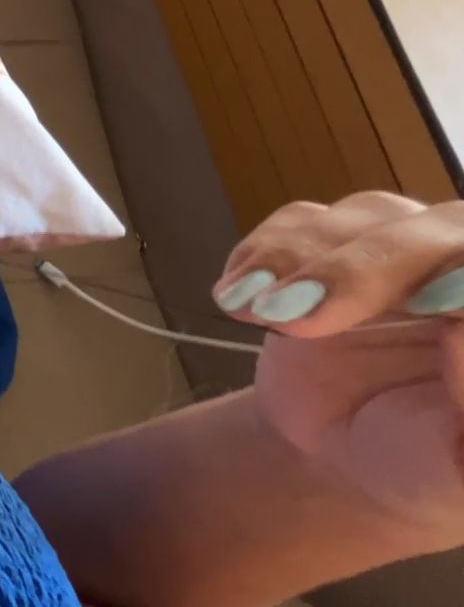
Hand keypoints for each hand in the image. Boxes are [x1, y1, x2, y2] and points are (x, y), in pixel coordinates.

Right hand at [213, 193, 463, 537]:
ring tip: (254, 314)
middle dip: (359, 270)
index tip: (425, 308)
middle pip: (442, 228)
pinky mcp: (334, 242)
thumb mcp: (456, 464)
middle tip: (292, 319)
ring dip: (296, 261)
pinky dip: (260, 254)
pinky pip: (299, 219)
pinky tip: (242, 298)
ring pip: (368, 216)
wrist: (330, 446)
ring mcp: (407, 250)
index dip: (462, 271)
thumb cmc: (415, 466)